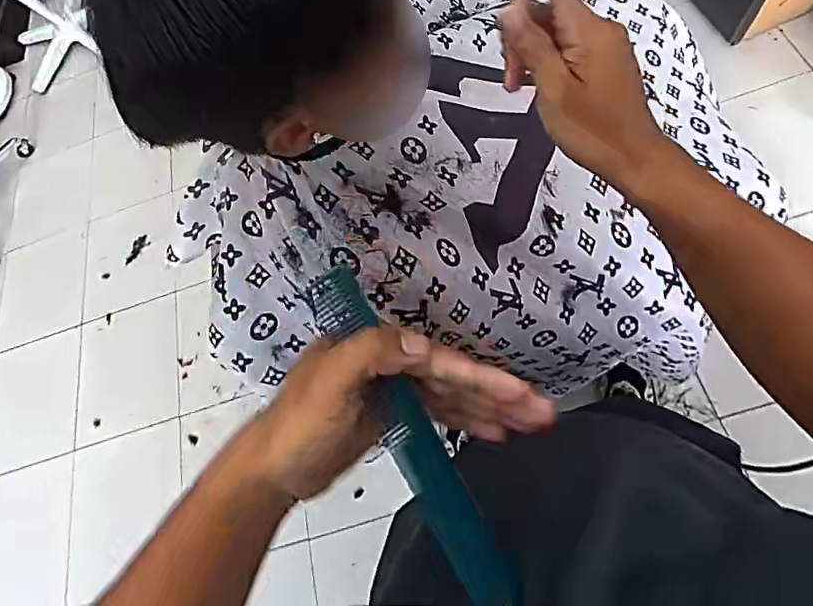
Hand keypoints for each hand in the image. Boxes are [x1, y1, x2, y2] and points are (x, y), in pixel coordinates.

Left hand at [244, 326, 555, 499]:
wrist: (272, 469)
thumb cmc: (292, 422)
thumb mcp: (328, 379)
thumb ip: (373, 352)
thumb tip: (422, 342)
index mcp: (384, 346)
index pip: (443, 361)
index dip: (480, 376)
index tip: (514, 390)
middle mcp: (397, 362)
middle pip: (459, 377)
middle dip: (501, 392)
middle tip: (540, 407)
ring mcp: (401, 388)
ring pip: (457, 396)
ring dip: (494, 408)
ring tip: (532, 419)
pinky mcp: (400, 413)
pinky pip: (444, 414)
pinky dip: (470, 421)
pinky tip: (494, 430)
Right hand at [498, 0, 684, 188]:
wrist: (633, 159)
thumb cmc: (600, 132)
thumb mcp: (552, 87)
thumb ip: (530, 43)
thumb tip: (511, 10)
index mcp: (591, 31)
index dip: (522, 9)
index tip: (510, 37)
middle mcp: (603, 32)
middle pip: (549, 13)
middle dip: (525, 38)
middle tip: (517, 72)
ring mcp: (606, 47)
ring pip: (557, 33)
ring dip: (535, 54)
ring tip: (526, 85)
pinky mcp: (606, 62)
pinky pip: (571, 49)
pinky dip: (552, 64)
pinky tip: (543, 87)